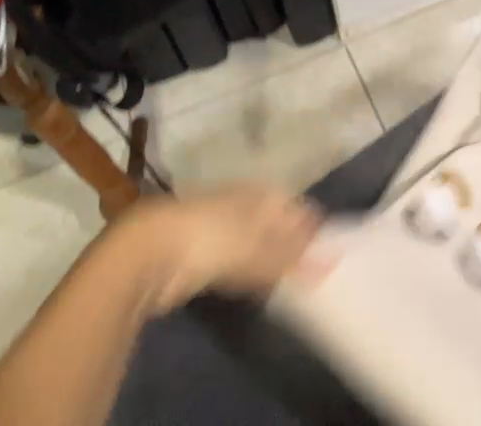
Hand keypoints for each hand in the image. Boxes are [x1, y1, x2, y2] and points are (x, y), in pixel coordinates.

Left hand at [107, 185, 323, 315]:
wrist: (147, 254)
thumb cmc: (209, 236)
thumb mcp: (257, 245)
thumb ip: (293, 254)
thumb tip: (332, 259)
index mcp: (253, 192)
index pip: (287, 200)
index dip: (305, 221)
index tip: (324, 244)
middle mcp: (236, 205)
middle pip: (271, 222)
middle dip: (290, 242)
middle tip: (313, 267)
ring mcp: (215, 230)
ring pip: (253, 244)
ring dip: (271, 260)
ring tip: (293, 280)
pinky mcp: (199, 258)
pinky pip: (235, 265)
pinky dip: (251, 275)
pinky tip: (262, 288)